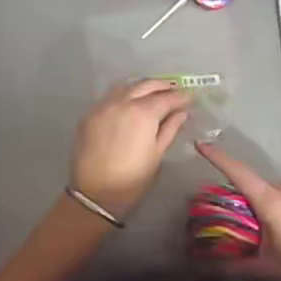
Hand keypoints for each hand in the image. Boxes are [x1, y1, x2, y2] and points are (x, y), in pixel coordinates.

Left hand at [71, 79, 190, 215]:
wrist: (94, 194)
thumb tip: (181, 112)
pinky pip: (110, 97)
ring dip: (142, 87)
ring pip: (126, 86)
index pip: (167, 97)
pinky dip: (124, 95)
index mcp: (142, 113)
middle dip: (163, 86)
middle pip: (146, 85)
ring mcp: (103, 106)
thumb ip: (170, 129)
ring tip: (154, 95)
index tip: (190, 97)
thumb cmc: (131, 180)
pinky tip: (131, 103)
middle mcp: (121, 102)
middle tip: (175, 92)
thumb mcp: (156, 155)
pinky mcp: (89, 115)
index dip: (181, 97)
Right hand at [196, 142, 280, 280]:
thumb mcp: (266, 270)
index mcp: (270, 200)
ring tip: (259, 239)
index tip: (200, 144)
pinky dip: (278, 214)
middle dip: (238, 201)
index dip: (217, 157)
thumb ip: (232, 267)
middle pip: (254, 187)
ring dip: (260, 210)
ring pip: (272, 197)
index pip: (237, 172)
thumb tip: (202, 269)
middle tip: (227, 224)